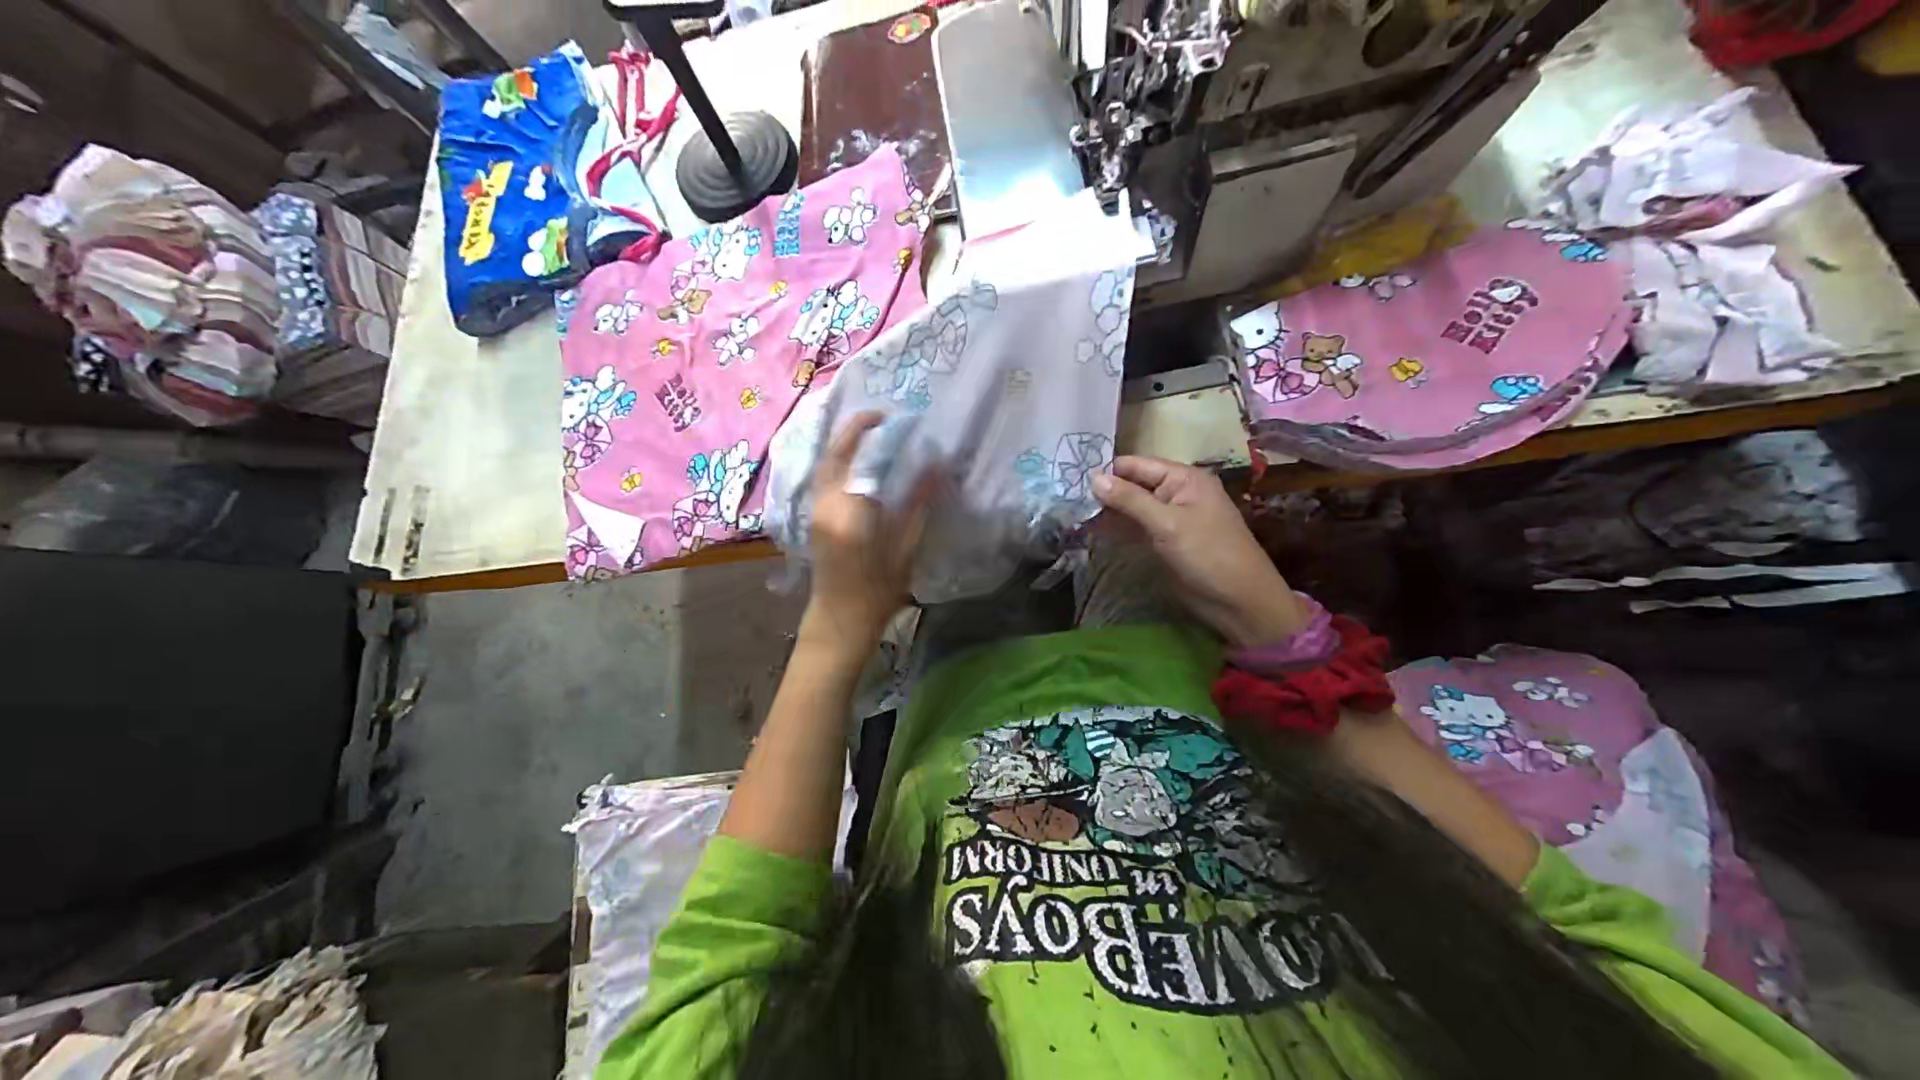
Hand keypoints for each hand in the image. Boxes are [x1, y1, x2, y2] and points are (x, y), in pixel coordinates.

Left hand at [799, 411, 931, 660]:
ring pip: (824, 463)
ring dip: (843, 442)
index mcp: (851, 512)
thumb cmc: (878, 591)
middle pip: (835, 453)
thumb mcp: (905, 548)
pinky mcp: (813, 516)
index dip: (881, 434)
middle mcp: (827, 504)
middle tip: (881, 416)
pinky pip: (822, 476)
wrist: (839, 619)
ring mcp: (815, 509)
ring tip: (870, 432)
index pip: (864, 459)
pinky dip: (837, 459)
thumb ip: (918, 504)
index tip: (901, 420)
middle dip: (855, 429)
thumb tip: (934, 466)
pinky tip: (856, 459)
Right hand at [1092, 456, 1307, 648]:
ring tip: (1073, 515)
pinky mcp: (1164, 541)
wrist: (1238, 601)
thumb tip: (1093, 477)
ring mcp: (1170, 518)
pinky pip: (1136, 528)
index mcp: (1183, 478)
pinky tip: (1092, 531)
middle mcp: (1175, 492)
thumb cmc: (1207, 555)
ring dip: (1107, 512)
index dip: (1107, 471)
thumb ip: (1129, 500)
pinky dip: (1117, 529)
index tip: (1071, 480)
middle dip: (1104, 492)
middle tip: (1066, 499)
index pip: (1136, 465)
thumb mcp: (1167, 524)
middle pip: (1132, 484)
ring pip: (1131, 507)